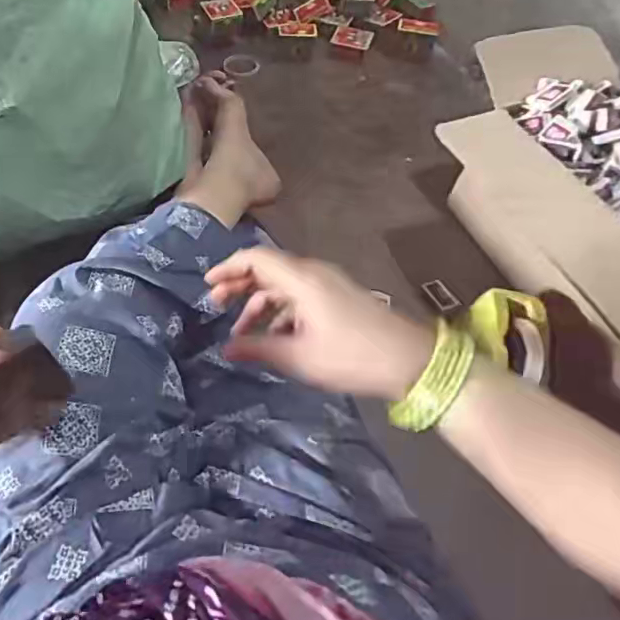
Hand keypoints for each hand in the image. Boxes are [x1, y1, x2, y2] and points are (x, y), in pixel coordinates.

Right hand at [204, 248, 434, 399]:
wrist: (411, 361)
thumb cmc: (351, 356)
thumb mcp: (299, 356)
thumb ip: (259, 349)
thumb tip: (226, 349)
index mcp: (301, 279)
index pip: (256, 258)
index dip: (228, 268)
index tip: (208, 285)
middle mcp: (313, 273)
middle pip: (267, 269)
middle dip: (239, 285)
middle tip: (217, 305)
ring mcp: (328, 284)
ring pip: (283, 285)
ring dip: (259, 304)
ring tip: (243, 332)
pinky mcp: (338, 297)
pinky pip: (299, 295)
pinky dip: (280, 310)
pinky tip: (273, 336)